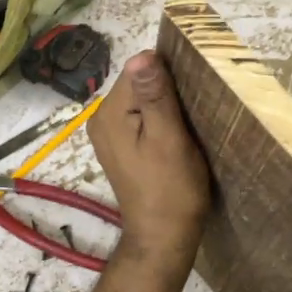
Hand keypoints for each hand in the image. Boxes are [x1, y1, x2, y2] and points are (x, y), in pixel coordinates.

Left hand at [88, 51, 210, 260]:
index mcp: (109, 113)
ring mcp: (109, 134)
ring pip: (143, 101)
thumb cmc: (171, 188)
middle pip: (139, 84)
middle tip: (191, 118)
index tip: (190, 99)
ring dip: (166, 109)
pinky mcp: (121, 147)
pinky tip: (175, 140)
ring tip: (185, 130)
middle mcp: (101, 119)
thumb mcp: (168, 138)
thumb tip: (141, 55)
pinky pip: (141, 119)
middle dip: (167, 93)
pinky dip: (160, 123)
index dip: (169, 77)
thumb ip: (155, 96)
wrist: (163, 237)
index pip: (139, 68)